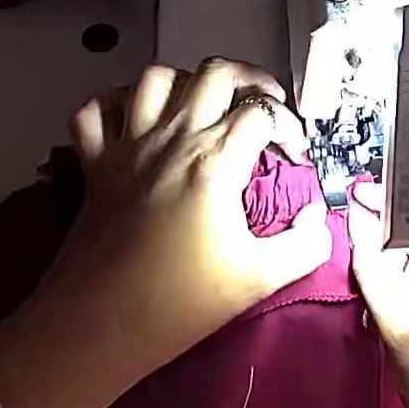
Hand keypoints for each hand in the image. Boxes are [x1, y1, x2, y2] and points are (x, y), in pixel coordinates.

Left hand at [7, 59, 331, 407]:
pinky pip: (97, 109)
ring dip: (191, 82)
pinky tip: (143, 119)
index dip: (290, 126)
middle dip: (253, 79)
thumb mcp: (258, 279)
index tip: (296, 156)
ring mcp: (128, 147)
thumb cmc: (177, 304)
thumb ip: (306, 246)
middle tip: (267, 107)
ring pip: (158, 77)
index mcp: (214, 162)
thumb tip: (318, 221)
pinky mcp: (94, 164)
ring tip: (210, 107)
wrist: (90, 334)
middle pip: (216, 73)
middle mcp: (172, 140)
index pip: (264, 113)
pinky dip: (120, 102)